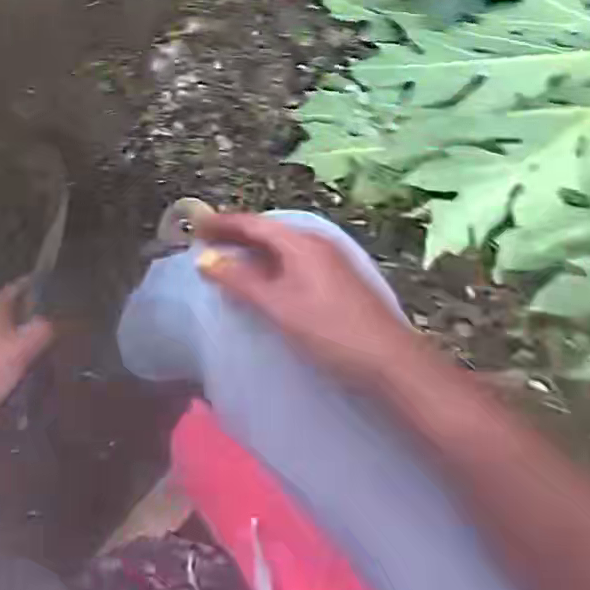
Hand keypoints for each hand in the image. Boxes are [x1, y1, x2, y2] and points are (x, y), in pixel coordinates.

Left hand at [0, 276, 55, 443]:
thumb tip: (51, 322)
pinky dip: (20, 368)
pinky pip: (4, 365)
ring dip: (26, 345)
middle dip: (29, 317)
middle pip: (8, 316)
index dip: (27, 284)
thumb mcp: (22, 348)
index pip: (10, 291)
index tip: (44, 282)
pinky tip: (33, 381)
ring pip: (7, 341)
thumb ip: (40, 330)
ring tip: (50, 353)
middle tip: (55, 322)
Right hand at [195, 213, 424, 385]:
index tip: (193, 226)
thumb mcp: (277, 306)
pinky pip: (295, 259)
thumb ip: (238, 280)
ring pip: (283, 245)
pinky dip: (271, 261)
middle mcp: (318, 243)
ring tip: (229, 257)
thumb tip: (205, 259)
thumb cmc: (330, 332)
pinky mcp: (341, 280)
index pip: (252, 223)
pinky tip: (264, 277)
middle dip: (236, 233)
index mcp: (300, 243)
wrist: (396, 367)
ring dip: (254, 248)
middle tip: (207, 240)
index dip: (221, 223)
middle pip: (268, 230)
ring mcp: (333, 261)